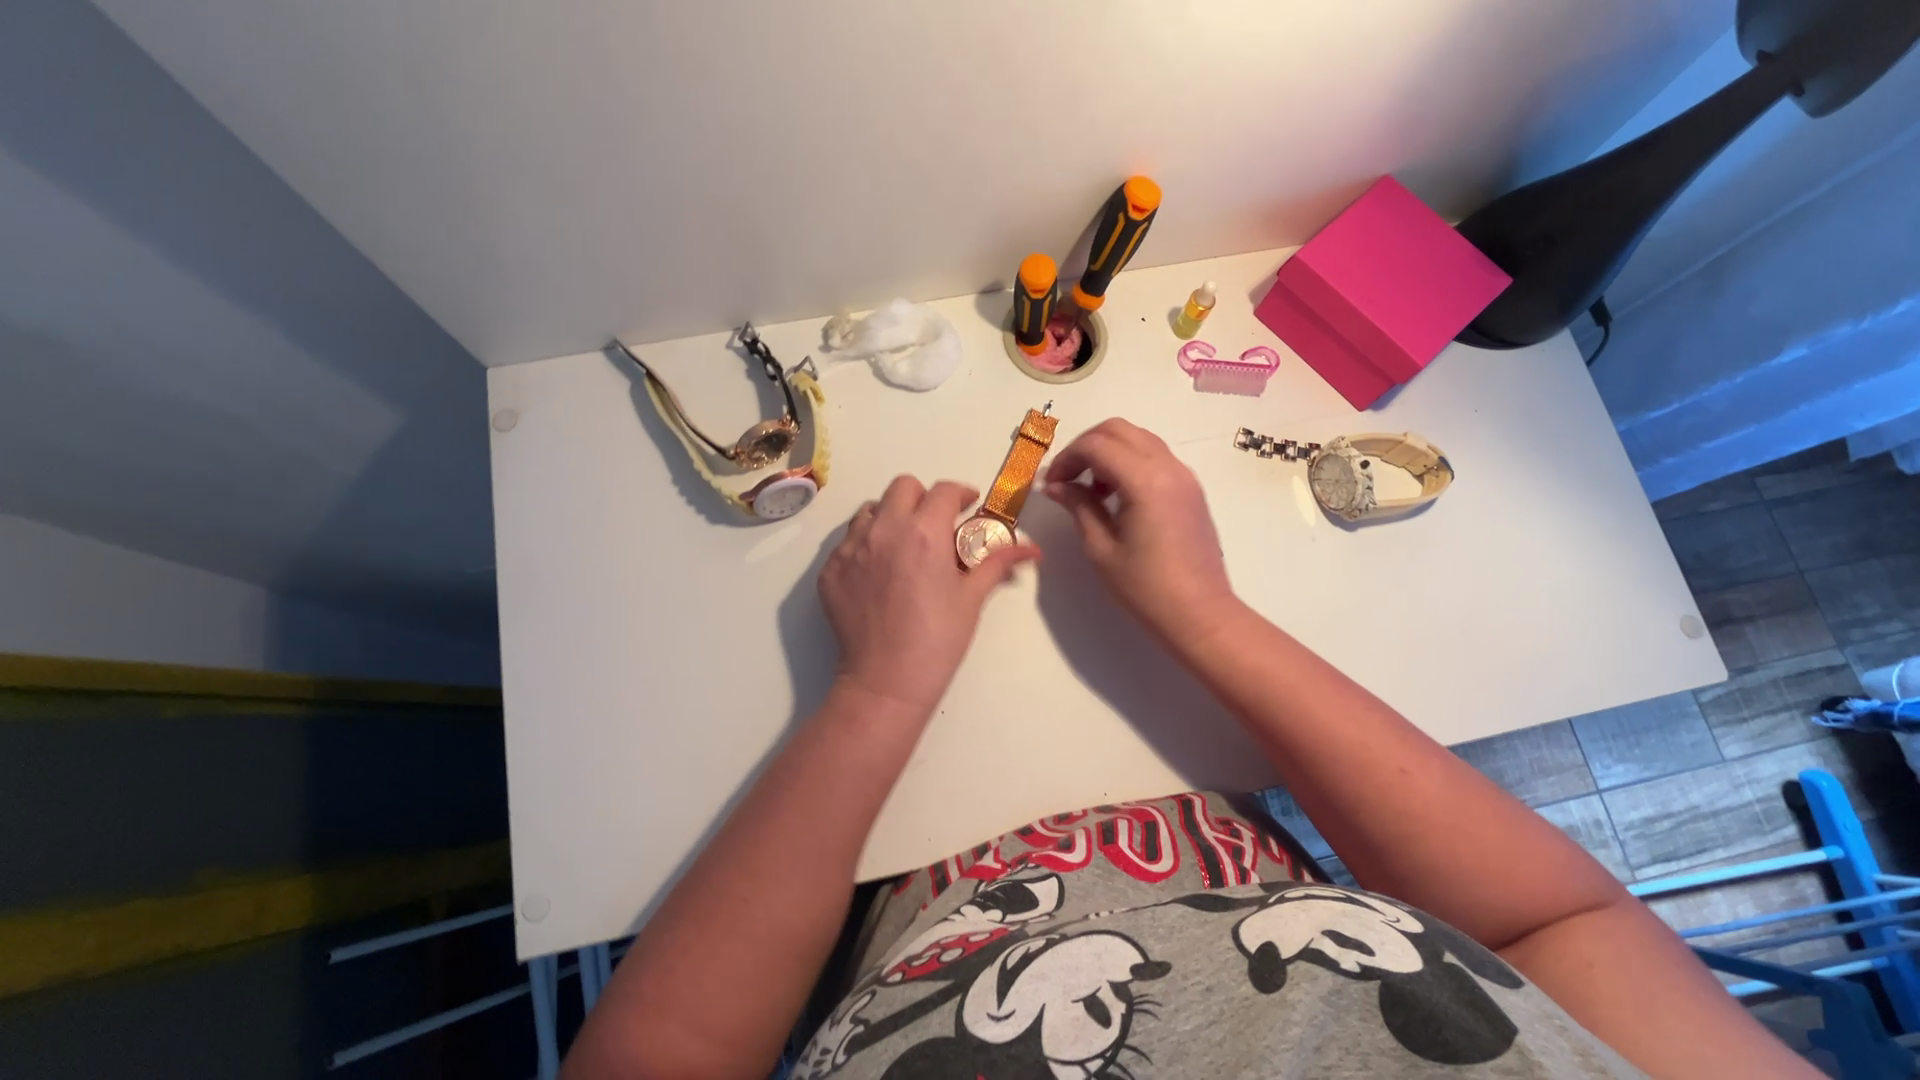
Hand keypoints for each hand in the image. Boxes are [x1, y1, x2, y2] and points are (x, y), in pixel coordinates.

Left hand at [820, 477, 1039, 712]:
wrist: (885, 681)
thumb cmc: (938, 640)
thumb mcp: (972, 599)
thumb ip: (997, 563)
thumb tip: (1032, 549)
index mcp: (924, 532)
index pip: (943, 491)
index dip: (960, 494)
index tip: (968, 505)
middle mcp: (884, 530)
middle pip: (902, 487)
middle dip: (923, 498)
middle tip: (935, 524)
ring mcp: (851, 549)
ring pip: (870, 511)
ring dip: (890, 517)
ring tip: (903, 546)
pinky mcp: (830, 570)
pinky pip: (848, 543)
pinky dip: (866, 547)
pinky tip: (879, 574)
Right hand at [1044, 419, 1239, 643]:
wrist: (1199, 614)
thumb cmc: (1146, 588)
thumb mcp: (1101, 548)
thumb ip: (1078, 507)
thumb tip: (1055, 485)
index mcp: (1145, 481)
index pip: (1096, 445)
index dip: (1067, 458)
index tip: (1051, 485)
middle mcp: (1168, 467)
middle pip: (1118, 430)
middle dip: (1086, 446)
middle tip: (1067, 478)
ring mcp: (1184, 476)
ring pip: (1139, 439)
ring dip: (1109, 452)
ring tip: (1091, 490)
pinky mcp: (1191, 489)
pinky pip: (1155, 457)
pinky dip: (1129, 462)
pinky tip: (1116, 497)